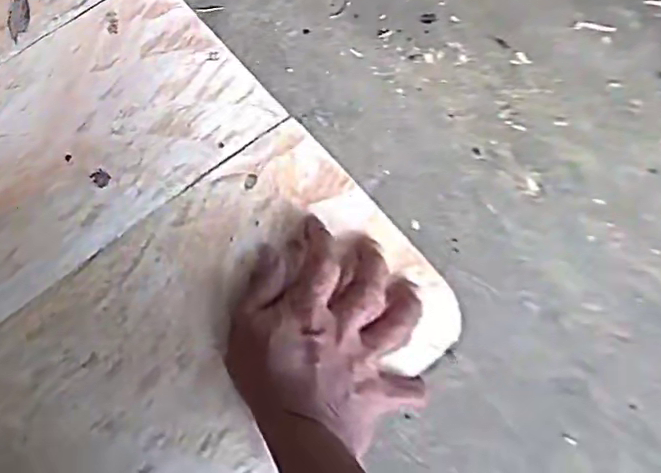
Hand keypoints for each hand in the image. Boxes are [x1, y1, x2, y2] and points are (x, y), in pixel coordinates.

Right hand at [227, 215, 426, 458]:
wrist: (297, 433)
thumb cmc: (265, 379)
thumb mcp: (245, 324)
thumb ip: (261, 286)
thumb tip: (272, 254)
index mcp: (308, 310)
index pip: (320, 262)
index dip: (320, 238)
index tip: (316, 227)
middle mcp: (342, 328)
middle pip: (367, 287)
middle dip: (371, 262)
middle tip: (370, 247)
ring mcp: (364, 360)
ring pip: (396, 326)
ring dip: (406, 305)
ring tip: (409, 290)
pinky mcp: (378, 393)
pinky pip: (407, 389)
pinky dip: (414, 383)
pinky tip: (416, 379)